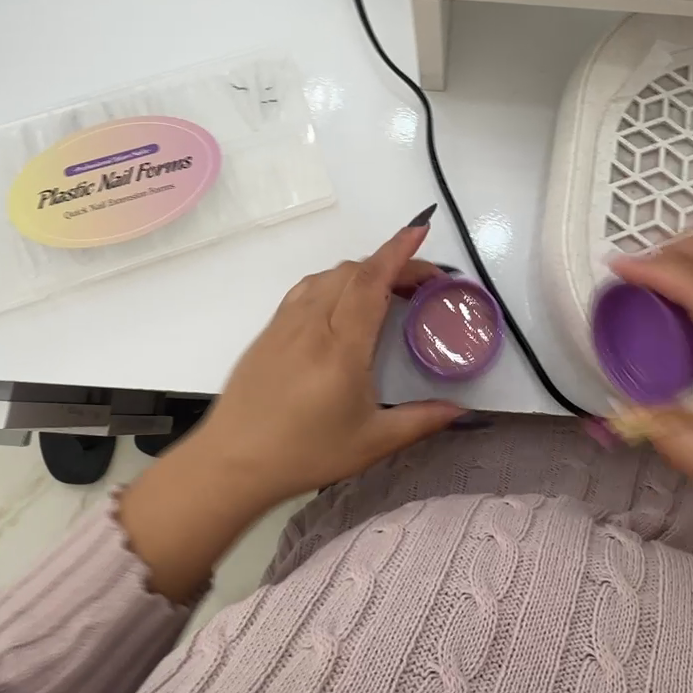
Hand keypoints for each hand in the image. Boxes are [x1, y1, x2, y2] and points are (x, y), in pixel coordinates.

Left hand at [120, 218, 464, 601]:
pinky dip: (335, 281)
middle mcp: (313, 324)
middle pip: (355, 271)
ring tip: (387, 291)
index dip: (399, 251)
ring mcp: (286, 322)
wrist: (232, 463)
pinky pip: (307, 288)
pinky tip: (343, 303)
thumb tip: (461, 410)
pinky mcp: (270, 329)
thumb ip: (420, 421)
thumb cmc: (305, 454)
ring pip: (330, 275)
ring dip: (363, 271)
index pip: (372, 282)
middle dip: (392, 263)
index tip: (420, 229)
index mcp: (342, 347)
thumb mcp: (371, 443)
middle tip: (421, 284)